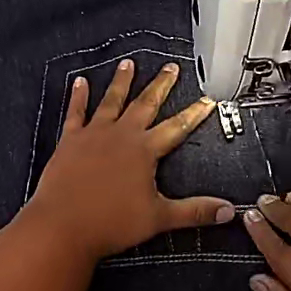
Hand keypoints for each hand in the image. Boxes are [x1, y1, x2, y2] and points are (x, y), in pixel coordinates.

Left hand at [21, 59, 235, 259]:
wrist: (62, 226)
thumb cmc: (111, 223)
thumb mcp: (159, 218)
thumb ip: (194, 211)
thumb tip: (228, 210)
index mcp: (144, 150)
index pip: (177, 127)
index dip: (195, 113)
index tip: (208, 100)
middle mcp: (121, 135)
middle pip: (145, 104)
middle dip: (161, 85)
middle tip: (170, 68)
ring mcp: (93, 134)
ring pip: (112, 101)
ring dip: (122, 81)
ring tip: (128, 63)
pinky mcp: (70, 141)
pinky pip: (76, 112)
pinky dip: (78, 96)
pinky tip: (80, 82)